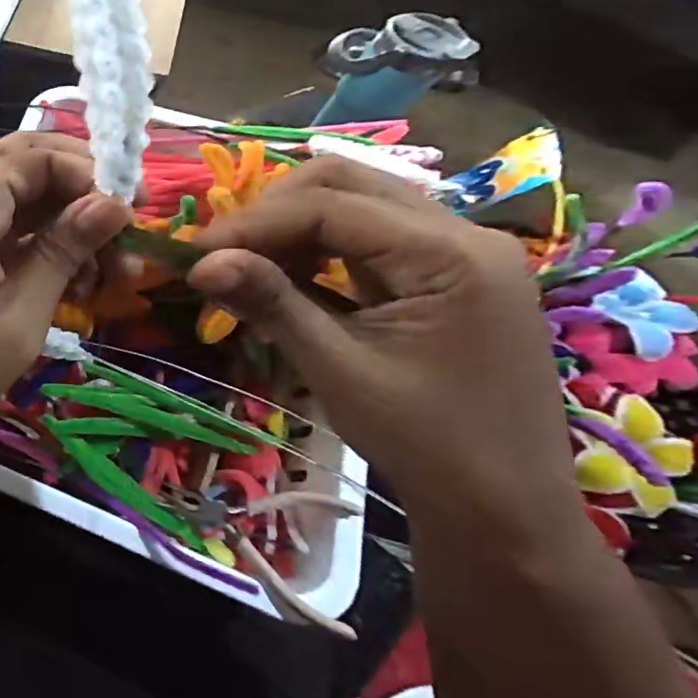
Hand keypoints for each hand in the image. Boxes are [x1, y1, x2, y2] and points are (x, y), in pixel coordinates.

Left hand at [0, 134, 129, 477]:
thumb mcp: (21, 316)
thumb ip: (65, 251)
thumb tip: (115, 204)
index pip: (34, 156)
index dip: (88, 174)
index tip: (129, 213)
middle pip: (23, 160)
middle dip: (78, 184)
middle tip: (122, 224)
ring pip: (15, 189)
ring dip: (62, 213)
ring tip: (105, 264)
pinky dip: (38, 235)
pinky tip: (72, 275)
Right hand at [186, 157, 577, 534]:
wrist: (504, 513)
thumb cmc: (426, 445)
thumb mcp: (338, 369)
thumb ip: (271, 303)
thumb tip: (199, 263)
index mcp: (451, 253)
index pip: (331, 206)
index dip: (253, 223)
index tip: (194, 253)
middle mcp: (464, 234)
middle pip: (349, 184)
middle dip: (273, 211)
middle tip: (220, 252)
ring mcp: (462, 252)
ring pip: (360, 204)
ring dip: (295, 226)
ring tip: (245, 264)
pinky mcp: (450, 275)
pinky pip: (373, 239)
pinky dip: (322, 249)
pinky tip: (288, 276)